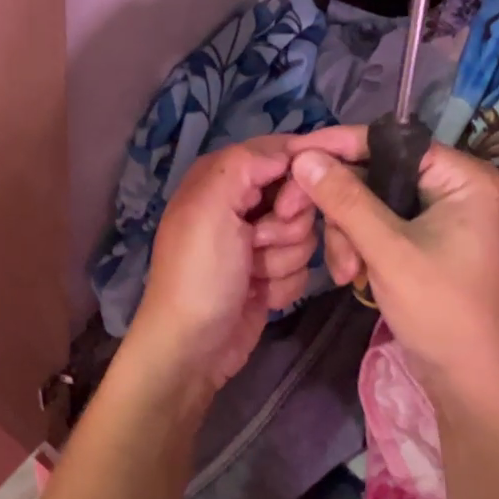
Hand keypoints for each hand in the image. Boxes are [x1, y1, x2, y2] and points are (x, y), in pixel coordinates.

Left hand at [130, 137, 320, 391]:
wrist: (192, 348)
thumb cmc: (199, 274)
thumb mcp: (210, 207)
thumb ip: (246, 164)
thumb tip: (288, 150)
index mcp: (222, 176)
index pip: (281, 151)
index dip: (302, 171)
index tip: (297, 201)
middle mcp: (241, 202)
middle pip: (301, 195)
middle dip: (287, 225)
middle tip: (257, 243)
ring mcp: (257, 241)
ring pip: (306, 233)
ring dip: (282, 259)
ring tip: (252, 274)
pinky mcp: (271, 273)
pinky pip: (304, 266)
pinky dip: (283, 284)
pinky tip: (258, 295)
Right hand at [280, 126, 498, 396]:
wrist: (471, 382)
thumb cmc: (441, 311)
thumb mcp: (388, 251)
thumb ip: (345, 200)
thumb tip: (304, 156)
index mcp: (460, 177)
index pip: (389, 142)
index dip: (340, 147)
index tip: (293, 156)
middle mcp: (451, 187)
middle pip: (375, 173)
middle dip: (342, 209)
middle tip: (307, 228)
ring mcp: (437, 216)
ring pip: (369, 203)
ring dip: (347, 235)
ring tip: (345, 274)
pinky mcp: (423, 243)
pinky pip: (378, 227)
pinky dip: (359, 248)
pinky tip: (352, 278)